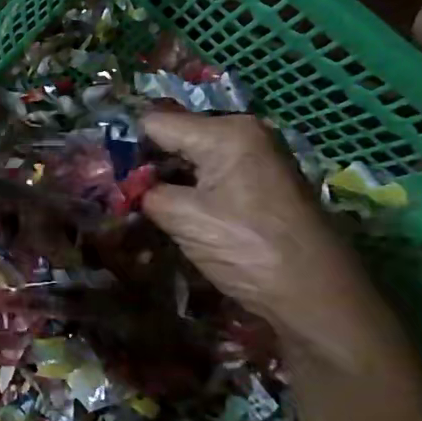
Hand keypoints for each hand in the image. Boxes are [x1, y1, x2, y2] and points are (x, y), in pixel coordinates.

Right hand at [141, 111, 407, 370]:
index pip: (156, 123)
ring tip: (141, 204)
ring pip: (194, 156)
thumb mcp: (184, 219)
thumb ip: (146, 192)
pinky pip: (215, 172)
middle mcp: (246, 133)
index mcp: (227, 132)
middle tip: (119, 192)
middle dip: (147, 162)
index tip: (104, 175)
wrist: (318, 297)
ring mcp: (260, 157)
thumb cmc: (248, 250)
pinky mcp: (264, 182)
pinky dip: (192, 187)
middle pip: (177, 135)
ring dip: (168, 177)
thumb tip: (125, 186)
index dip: (126, 146)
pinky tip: (176, 212)